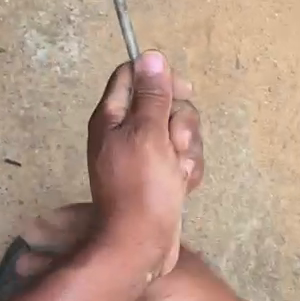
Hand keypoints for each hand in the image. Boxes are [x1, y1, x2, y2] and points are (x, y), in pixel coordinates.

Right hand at [19, 207, 251, 300]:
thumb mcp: (166, 275)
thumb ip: (130, 263)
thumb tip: (92, 253)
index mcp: (146, 235)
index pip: (103, 218)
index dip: (70, 218)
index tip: (40, 222)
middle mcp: (132, 254)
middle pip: (89, 240)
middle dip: (57, 237)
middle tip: (24, 238)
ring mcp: (125, 283)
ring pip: (85, 268)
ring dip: (56, 265)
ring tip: (22, 267)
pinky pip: (88, 297)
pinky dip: (67, 293)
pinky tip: (44, 294)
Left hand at [85, 51, 199, 279]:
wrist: (141, 245)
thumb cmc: (141, 188)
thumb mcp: (148, 133)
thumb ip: (152, 95)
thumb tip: (150, 55)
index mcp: (112, 116)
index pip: (133, 75)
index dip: (160, 77)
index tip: (182, 90)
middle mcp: (125, 131)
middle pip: (164, 102)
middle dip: (180, 122)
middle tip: (174, 144)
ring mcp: (144, 155)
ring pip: (178, 131)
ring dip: (187, 150)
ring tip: (178, 172)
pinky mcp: (160, 175)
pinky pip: (183, 158)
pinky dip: (186, 171)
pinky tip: (182, 186)